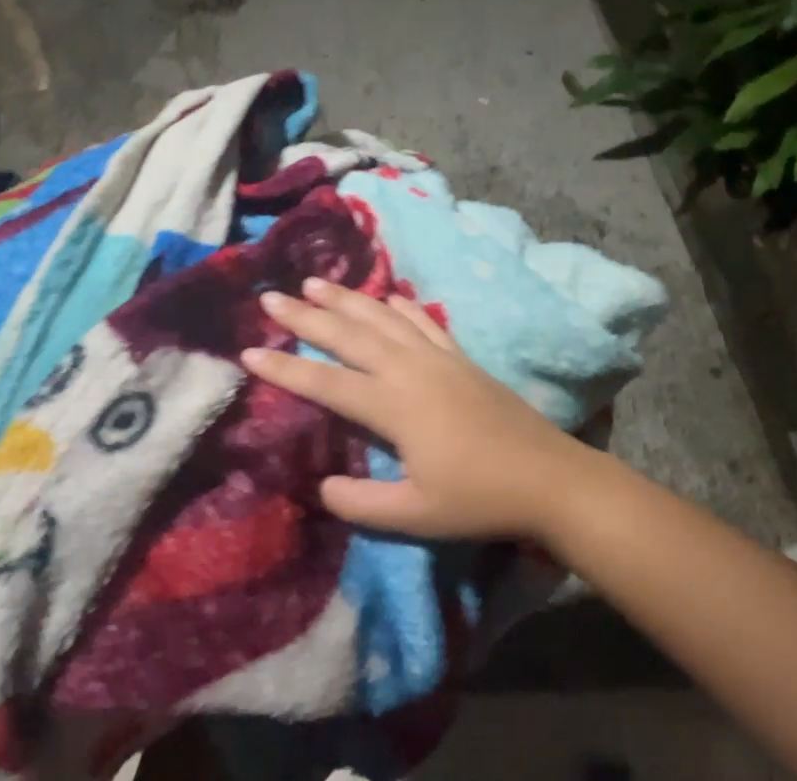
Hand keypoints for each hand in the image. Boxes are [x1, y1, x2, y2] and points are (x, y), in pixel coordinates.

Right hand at [240, 277, 599, 540]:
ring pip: (383, 318)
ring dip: (347, 299)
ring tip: (315, 281)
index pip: (326, 382)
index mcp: (394, 407)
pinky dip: (398, 305)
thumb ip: (361, 502)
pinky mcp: (461, 358)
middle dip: (307, 315)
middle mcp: (410, 370)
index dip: (285, 368)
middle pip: (349, 336)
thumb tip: (321, 485)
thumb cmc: (479, 499)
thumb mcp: (414, 514)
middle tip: (271, 296)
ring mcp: (439, 359)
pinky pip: (422, 321)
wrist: (548, 478)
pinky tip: (385, 295)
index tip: (248, 351)